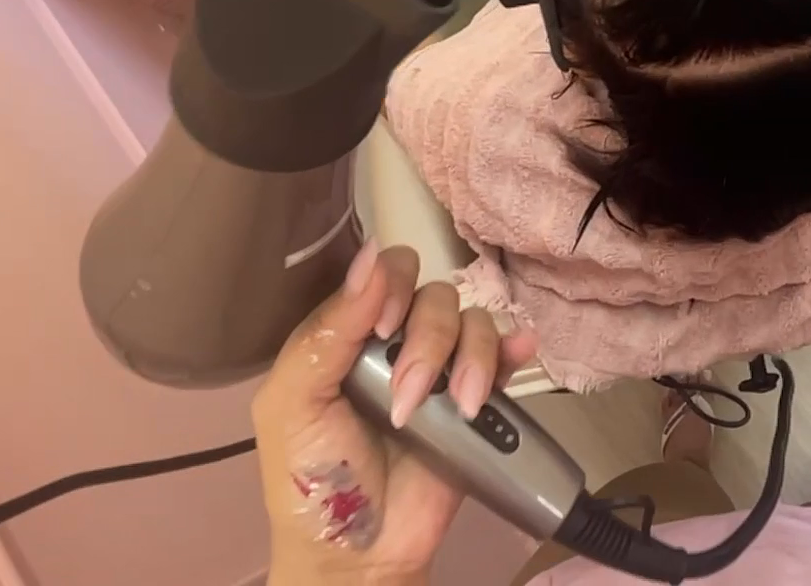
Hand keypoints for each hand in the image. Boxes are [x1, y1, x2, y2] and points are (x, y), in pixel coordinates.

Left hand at [252, 238, 538, 585]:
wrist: (360, 555)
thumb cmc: (313, 480)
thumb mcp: (293, 406)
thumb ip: (327, 332)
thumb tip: (372, 255)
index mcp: (354, 334)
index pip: (390, 272)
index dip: (396, 287)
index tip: (386, 330)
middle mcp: (402, 340)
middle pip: (439, 295)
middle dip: (430, 344)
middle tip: (409, 400)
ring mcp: (446, 366)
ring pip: (477, 321)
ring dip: (472, 359)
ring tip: (460, 408)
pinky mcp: (482, 393)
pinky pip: (508, 351)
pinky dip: (515, 348)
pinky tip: (518, 356)